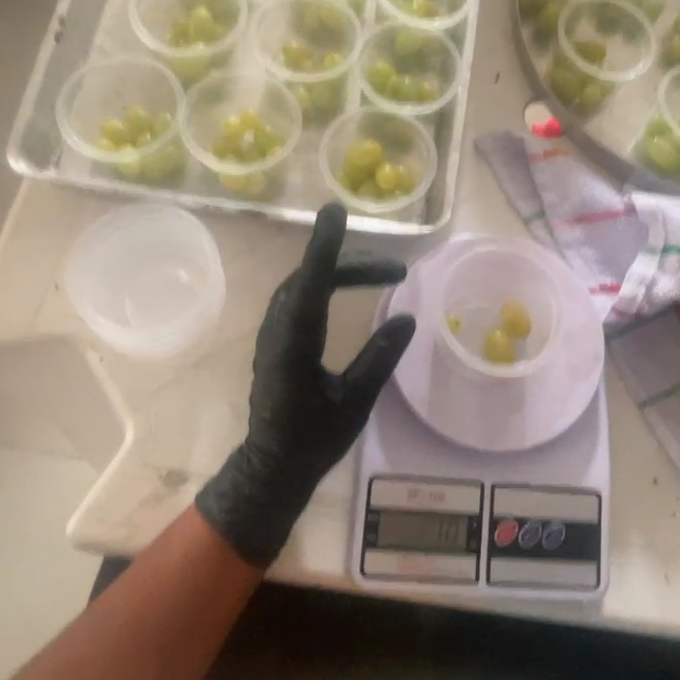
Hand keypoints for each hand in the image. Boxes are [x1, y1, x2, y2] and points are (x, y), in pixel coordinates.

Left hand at [195, 203, 417, 565]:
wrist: (272, 467)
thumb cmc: (313, 440)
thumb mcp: (355, 402)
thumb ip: (379, 358)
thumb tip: (407, 318)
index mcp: (295, 344)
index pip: (312, 283)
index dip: (325, 246)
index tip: (336, 212)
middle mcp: (279, 330)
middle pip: (311, 278)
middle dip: (353, 265)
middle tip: (398, 271)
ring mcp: (273, 335)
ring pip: (303, 286)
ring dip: (338, 272)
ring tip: (381, 276)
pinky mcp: (276, 342)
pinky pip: (298, 299)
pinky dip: (325, 285)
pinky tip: (346, 291)